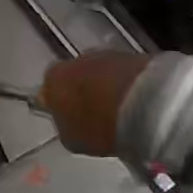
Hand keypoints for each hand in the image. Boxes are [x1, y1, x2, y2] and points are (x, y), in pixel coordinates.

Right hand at [38, 50, 154, 156]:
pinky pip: (121, 71)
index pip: (49, 89)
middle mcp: (76, 60)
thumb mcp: (72, 139)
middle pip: (75, 76)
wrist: (142, 103)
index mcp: (54, 78)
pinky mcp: (130, 54)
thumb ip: (65, 125)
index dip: (60, 104)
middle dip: (83, 91)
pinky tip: (133, 101)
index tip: (70, 118)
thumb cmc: (99, 124)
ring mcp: (104, 54)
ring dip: (105, 85)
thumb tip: (69, 121)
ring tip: (117, 110)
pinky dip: (124, 83)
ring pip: (99, 72)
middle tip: (95, 114)